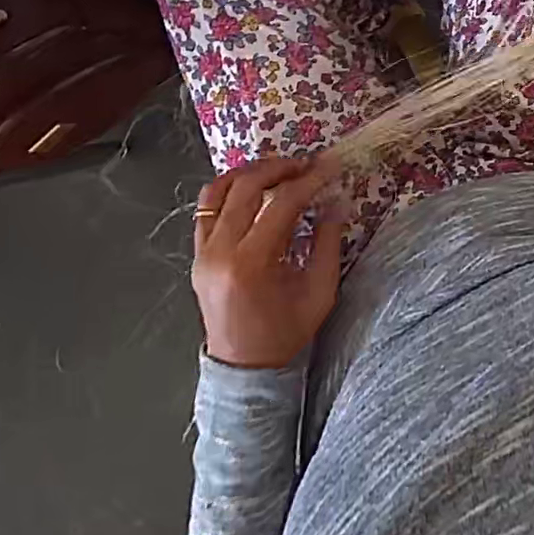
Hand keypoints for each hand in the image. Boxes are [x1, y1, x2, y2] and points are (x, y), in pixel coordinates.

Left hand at [191, 156, 342, 369]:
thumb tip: (337, 200)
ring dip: (249, 172)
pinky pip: (206, 208)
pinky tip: (250, 188)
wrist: (244, 370)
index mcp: (251, 264)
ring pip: (219, 190)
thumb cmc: (285, 334)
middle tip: (304, 165)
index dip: (308, 182)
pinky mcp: (196, 252)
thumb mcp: (318, 292)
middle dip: (279, 168)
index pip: (281, 204)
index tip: (328, 168)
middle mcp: (220, 251)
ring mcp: (202, 251)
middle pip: (246, 187)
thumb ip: (328, 243)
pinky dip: (228, 190)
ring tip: (277, 170)